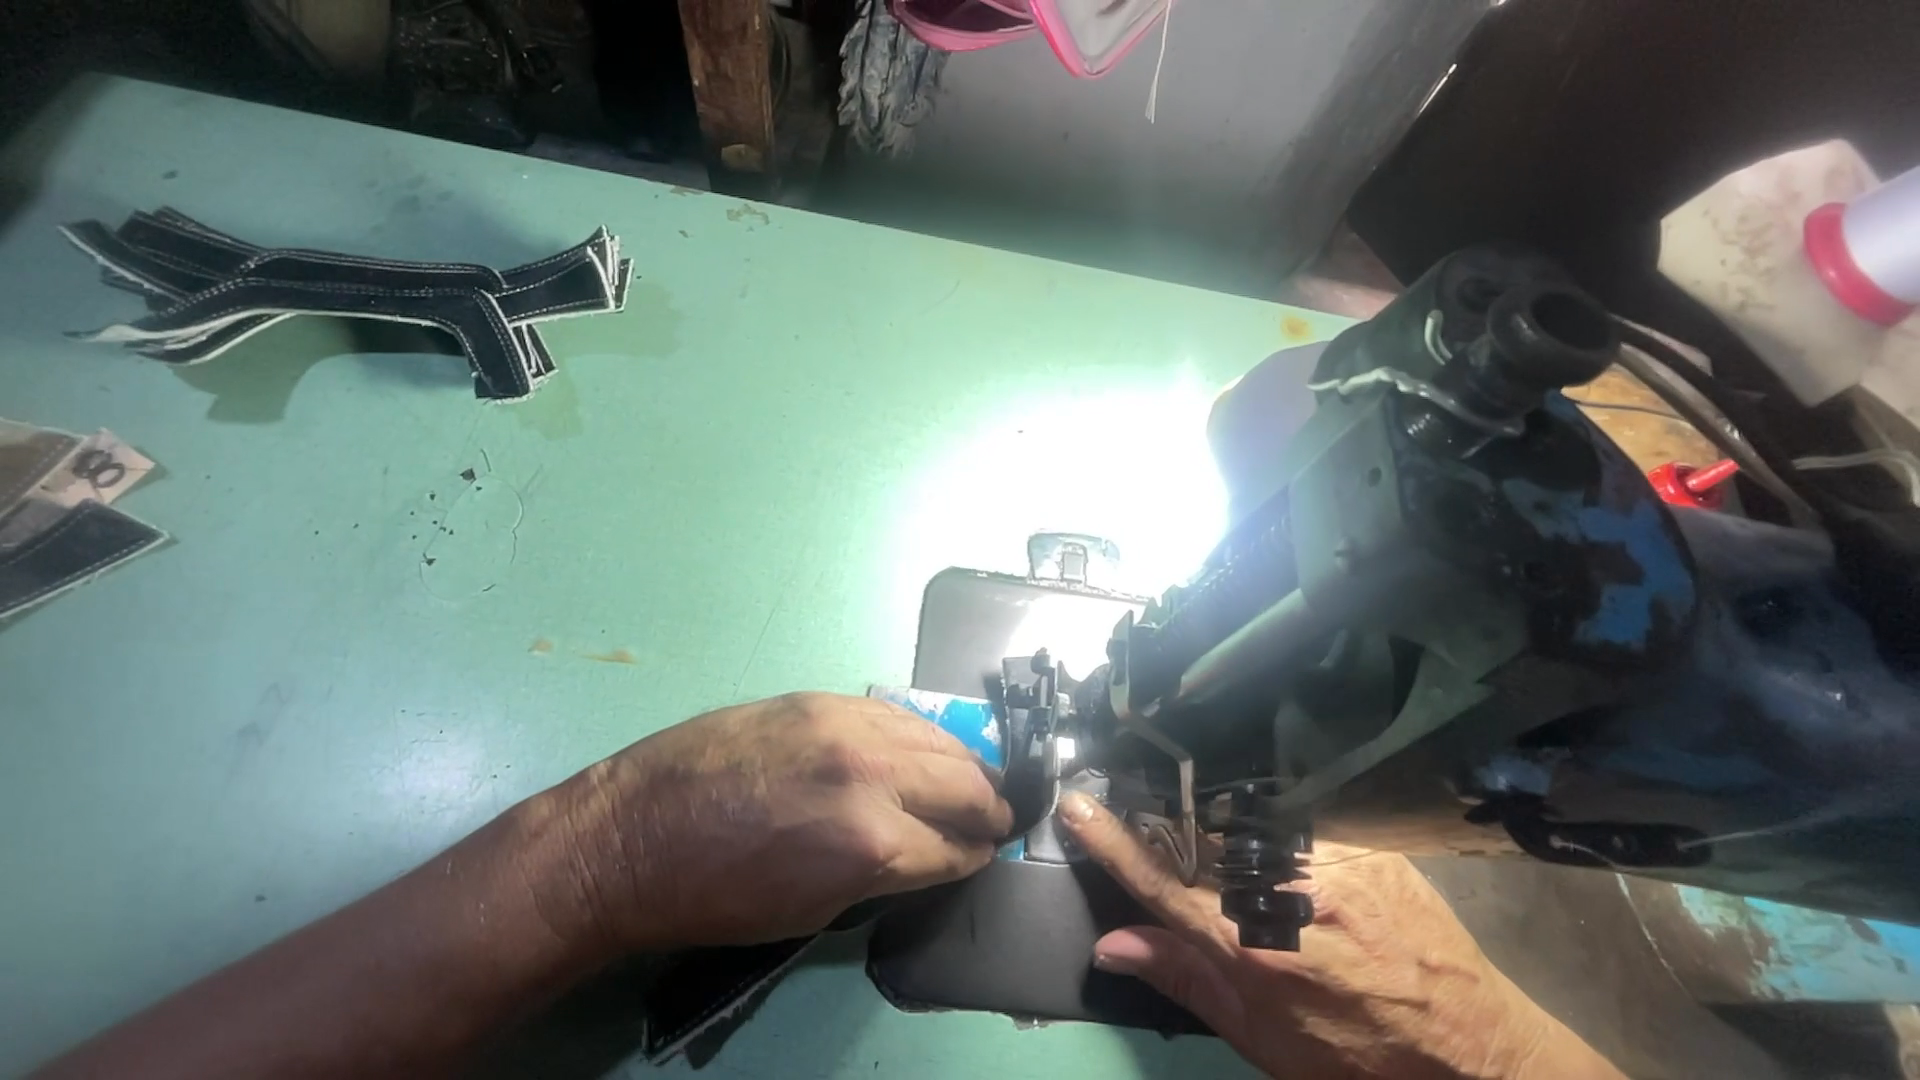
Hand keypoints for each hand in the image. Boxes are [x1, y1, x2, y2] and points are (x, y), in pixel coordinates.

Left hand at [554, 693, 1012, 950]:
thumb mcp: (813, 909)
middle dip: (989, 807)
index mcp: (871, 843)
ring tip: (974, 776)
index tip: (987, 852)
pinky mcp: (816, 698)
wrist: (631, 836)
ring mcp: (844, 725)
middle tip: (999, 817)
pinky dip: (919, 732)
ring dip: (964, 762)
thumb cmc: (715, 896)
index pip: (954, 847)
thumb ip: (886, 873)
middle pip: (963, 783)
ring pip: (935, 736)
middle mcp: (871, 774)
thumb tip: (930, 851)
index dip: (975, 855)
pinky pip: (892, 712)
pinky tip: (923, 744)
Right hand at [1057, 794, 1623, 1079]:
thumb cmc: (1356, 1062)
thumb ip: (1182, 979)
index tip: (1075, 804)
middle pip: (1196, 839)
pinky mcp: (1363, 842)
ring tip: (1248, 878)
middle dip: (1169, 839)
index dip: (1109, 841)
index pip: (1157, 879)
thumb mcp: (1261, 1040)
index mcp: (1246, 944)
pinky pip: (1296, 823)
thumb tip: (1110, 945)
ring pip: (1244, 825)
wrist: (1476, 1053)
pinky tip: (1297, 874)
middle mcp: (1280, 888)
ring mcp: (1326, 858)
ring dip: (1223, 839)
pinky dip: (1276, 840)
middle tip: (1174, 855)